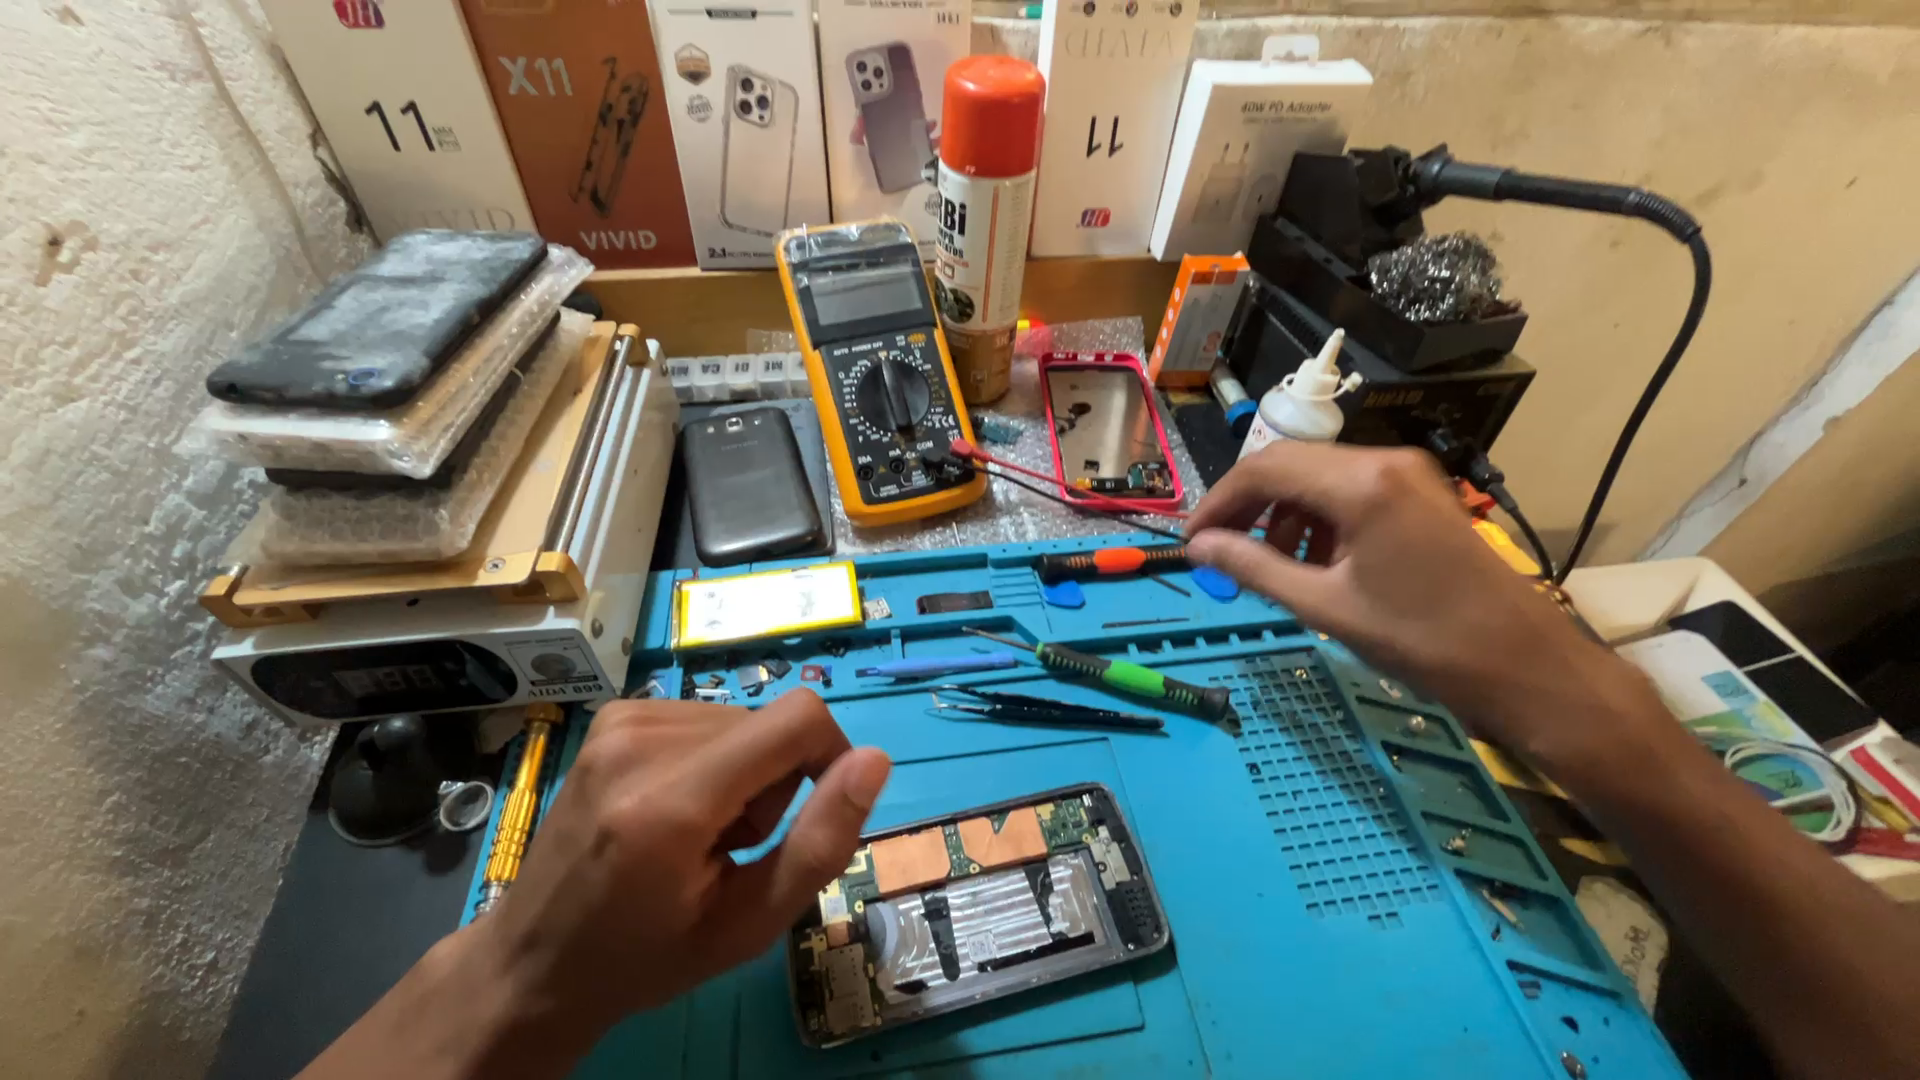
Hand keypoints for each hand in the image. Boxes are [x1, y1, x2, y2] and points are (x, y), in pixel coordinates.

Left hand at [475, 690, 889, 1040]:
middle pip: (771, 723)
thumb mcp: (751, 924)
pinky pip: (707, 717)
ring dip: (744, 771)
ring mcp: (620, 721)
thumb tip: (874, 760)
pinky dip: (712, 758)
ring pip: (742, 719)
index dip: (830, 754)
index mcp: (672, 802)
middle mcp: (641, 740)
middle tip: (733, 846)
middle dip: (776, 780)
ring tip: (700, 833)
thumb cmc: (649, 955)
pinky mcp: (614, 715)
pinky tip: (676, 808)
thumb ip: (822, 841)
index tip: (816, 807)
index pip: (796, 718)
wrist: (535, 961)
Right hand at [1184, 442, 1663, 767]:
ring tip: (1271, 566)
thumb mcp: (1325, 607)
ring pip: (1317, 477)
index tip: (1192, 542)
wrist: (1526, 665)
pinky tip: (1315, 562)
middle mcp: (1383, 461)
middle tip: (1220, 552)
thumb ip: (1254, 569)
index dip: (1218, 502)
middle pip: (1288, 465)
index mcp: (1361, 485)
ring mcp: (1407, 474)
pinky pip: (1349, 491)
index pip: (1264, 470)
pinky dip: (1317, 519)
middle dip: (1246, 506)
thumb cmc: (1422, 640)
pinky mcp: (1419, 493)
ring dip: (1282, 515)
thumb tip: (1199, 548)